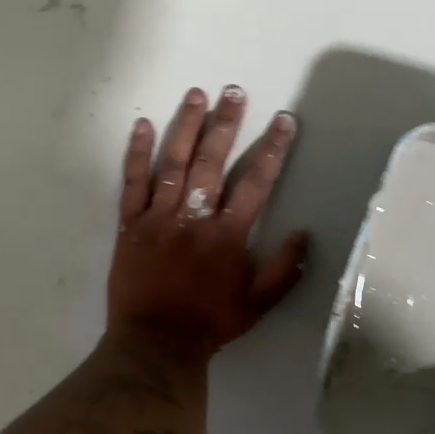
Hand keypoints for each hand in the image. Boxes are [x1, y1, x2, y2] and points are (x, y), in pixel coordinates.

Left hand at [107, 86, 310, 358]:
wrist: (155, 342)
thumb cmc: (209, 323)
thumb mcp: (257, 304)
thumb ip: (283, 270)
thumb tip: (304, 233)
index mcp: (228, 234)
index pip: (256, 182)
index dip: (272, 149)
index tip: (284, 121)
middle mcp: (195, 217)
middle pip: (213, 160)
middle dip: (226, 123)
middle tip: (234, 91)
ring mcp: (159, 217)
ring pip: (173, 162)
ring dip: (186, 126)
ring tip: (196, 94)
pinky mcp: (130, 225)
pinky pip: (132, 183)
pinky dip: (136, 153)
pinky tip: (142, 124)